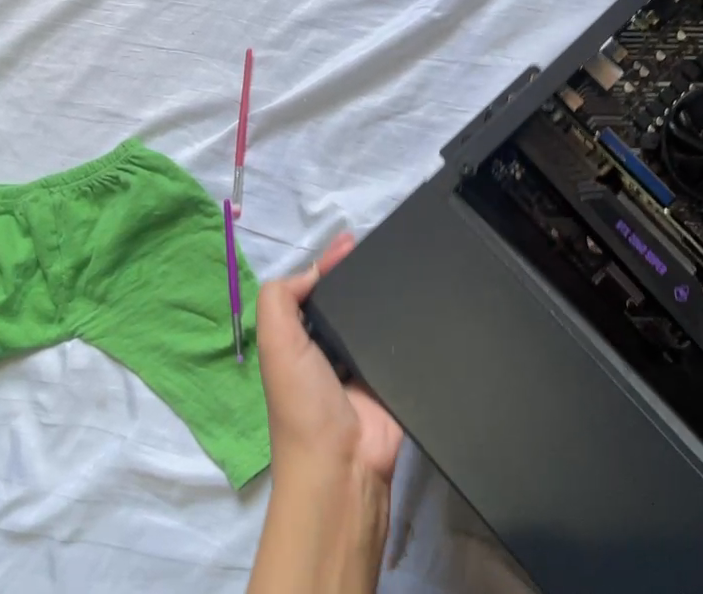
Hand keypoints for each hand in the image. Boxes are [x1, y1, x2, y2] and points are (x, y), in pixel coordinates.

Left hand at [256, 231, 403, 483]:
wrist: (345, 463)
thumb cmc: (304, 405)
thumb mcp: (276, 346)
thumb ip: (280, 301)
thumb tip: (313, 269)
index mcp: (297, 342)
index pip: (313, 292)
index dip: (328, 264)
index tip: (354, 240)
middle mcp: (329, 350)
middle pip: (348, 301)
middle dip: (363, 276)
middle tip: (390, 247)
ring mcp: (364, 364)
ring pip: (378, 318)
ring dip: (391, 297)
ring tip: (411, 266)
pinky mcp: (394, 375)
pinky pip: (404, 340)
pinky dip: (413, 323)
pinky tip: (426, 300)